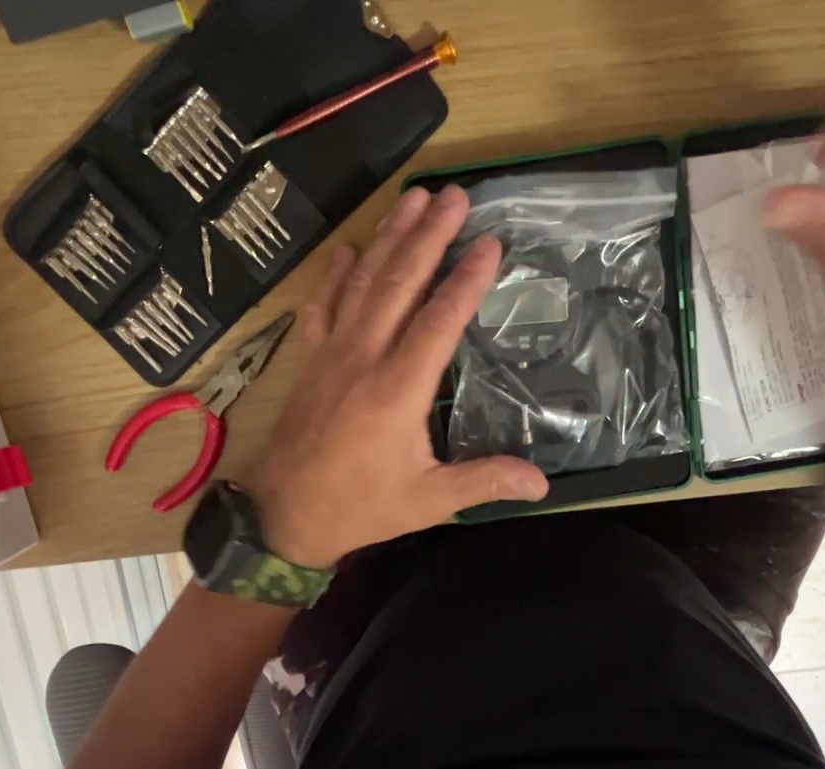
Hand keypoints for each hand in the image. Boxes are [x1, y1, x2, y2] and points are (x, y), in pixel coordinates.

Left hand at [243, 186, 549, 567]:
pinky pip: (322, 307)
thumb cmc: (358, 509)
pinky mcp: (310, 362)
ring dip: (389, 239)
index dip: (466, 279)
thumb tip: (541, 484)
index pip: (439, 320)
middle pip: (400, 284)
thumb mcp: (427, 502)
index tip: (490, 243)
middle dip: (429, 236)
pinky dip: (336, 275)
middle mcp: (363, 359)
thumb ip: (483, 482)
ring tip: (412, 199)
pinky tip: (349, 250)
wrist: (283, 517)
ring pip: (362, 284)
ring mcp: (331, 355)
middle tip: (455, 195)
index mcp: (398, 391)